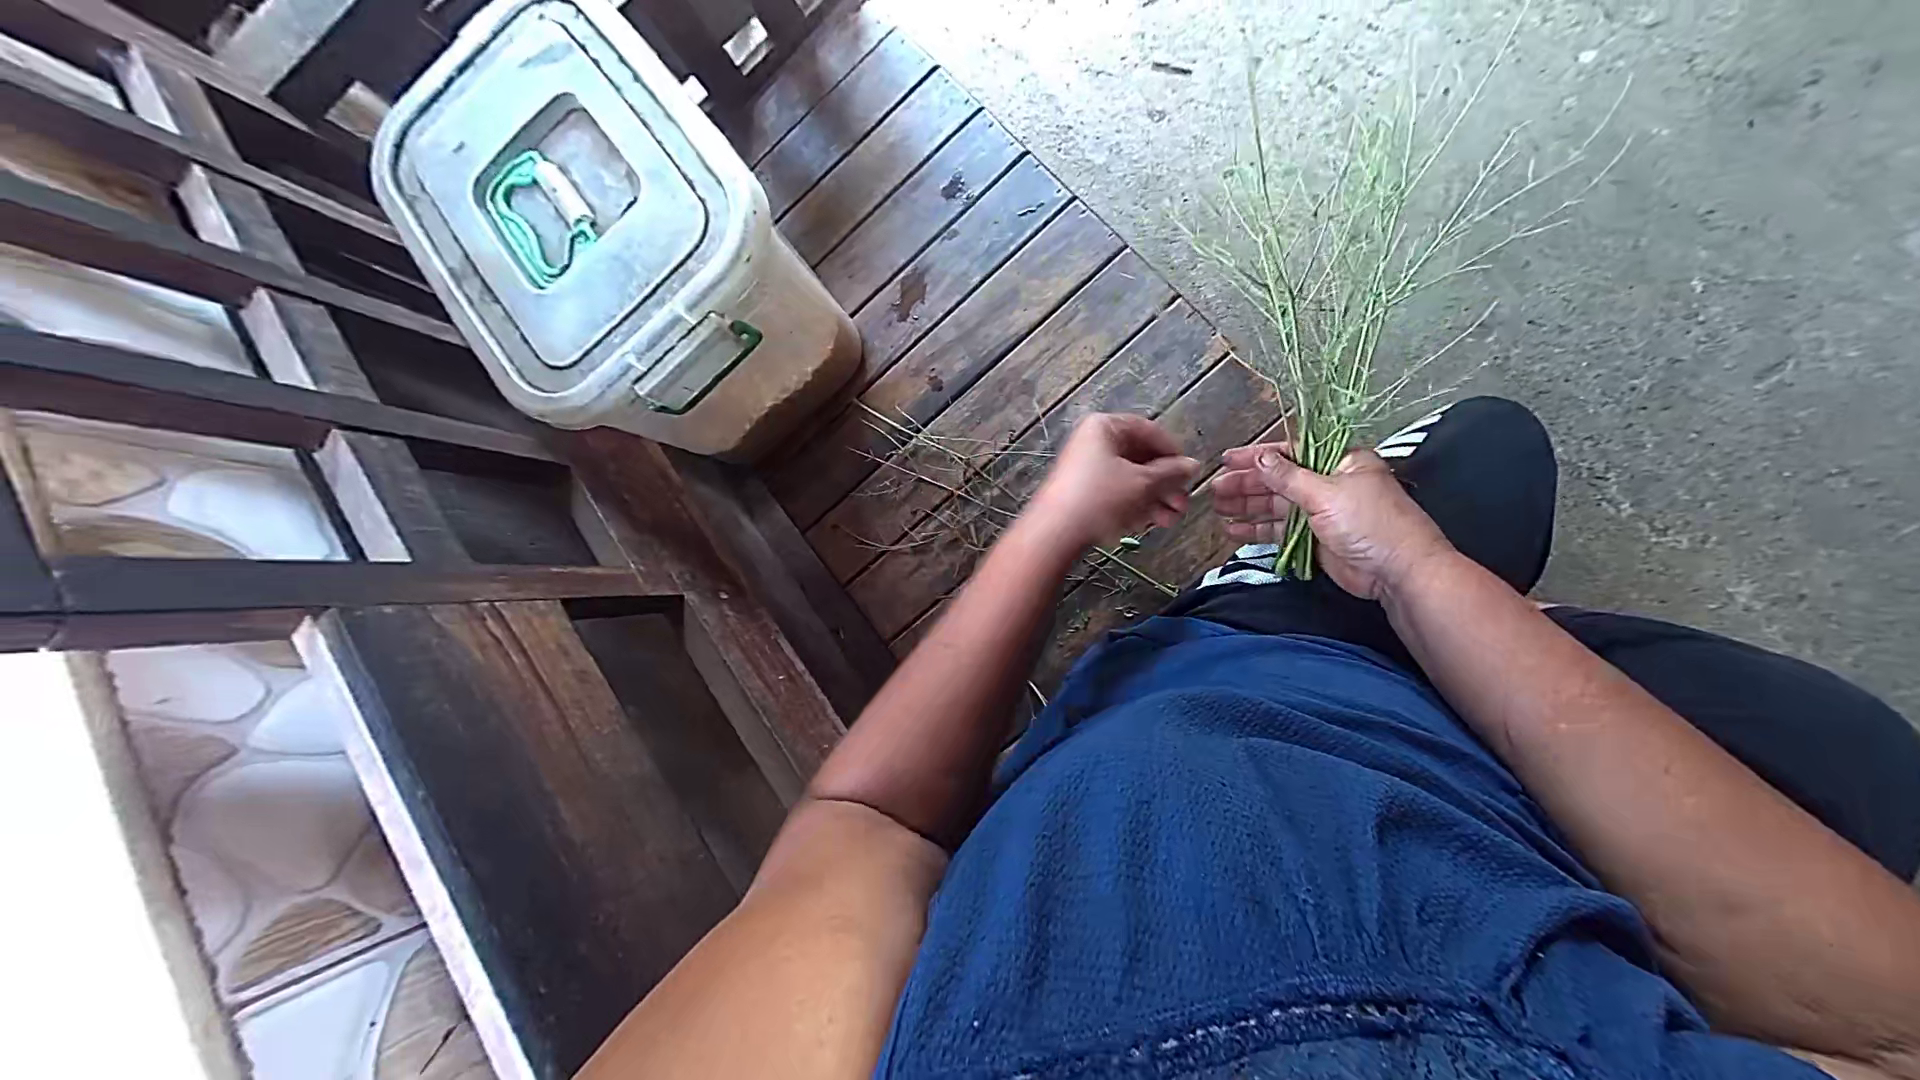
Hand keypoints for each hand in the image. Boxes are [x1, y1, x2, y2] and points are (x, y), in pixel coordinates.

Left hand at [1026, 414, 1199, 550]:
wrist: (1056, 532)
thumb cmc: (1096, 499)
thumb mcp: (1143, 483)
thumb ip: (1171, 473)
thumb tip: (1191, 466)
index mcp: (1104, 427)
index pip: (1149, 431)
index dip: (1173, 452)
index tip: (1188, 471)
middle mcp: (1092, 442)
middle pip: (1139, 457)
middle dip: (1164, 483)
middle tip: (1181, 501)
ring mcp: (1085, 467)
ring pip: (1129, 478)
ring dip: (1153, 498)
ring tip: (1170, 519)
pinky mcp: (1081, 491)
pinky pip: (1114, 492)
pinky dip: (1133, 505)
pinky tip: (1149, 521)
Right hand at [1210, 443, 1456, 600]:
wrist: (1399, 571)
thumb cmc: (1374, 524)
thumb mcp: (1327, 493)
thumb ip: (1289, 476)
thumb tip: (1261, 458)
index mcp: (1339, 462)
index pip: (1290, 452)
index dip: (1257, 456)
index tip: (1228, 459)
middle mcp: (1328, 483)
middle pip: (1278, 480)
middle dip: (1246, 484)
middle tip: (1217, 489)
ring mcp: (1320, 512)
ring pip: (1274, 505)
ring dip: (1247, 506)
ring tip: (1219, 508)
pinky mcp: (1313, 538)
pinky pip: (1278, 530)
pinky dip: (1256, 530)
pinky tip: (1234, 530)